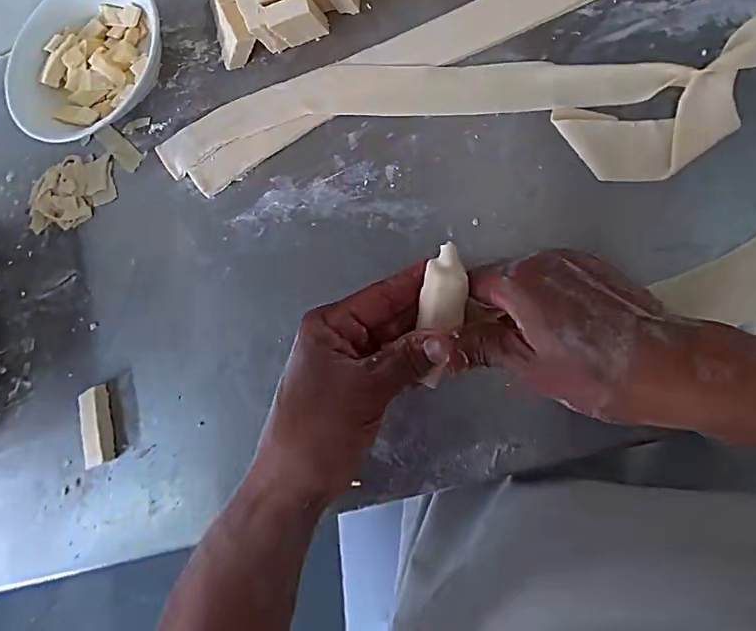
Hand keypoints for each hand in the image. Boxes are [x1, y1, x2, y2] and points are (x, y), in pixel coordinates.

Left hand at [248, 262, 462, 508]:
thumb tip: (445, 339)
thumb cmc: (318, 431)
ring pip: (393, 340)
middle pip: (388, 316)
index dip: (412, 282)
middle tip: (464, 300)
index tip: (445, 268)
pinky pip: (392, 363)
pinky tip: (440, 358)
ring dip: (423, 338)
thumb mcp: (366, 389)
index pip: (379, 295)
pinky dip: (414, 361)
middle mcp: (339, 336)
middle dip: (424, 311)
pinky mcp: (358, 385)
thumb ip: (407, 360)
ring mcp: (349, 361)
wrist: (291, 487)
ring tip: (460, 325)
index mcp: (330, 325)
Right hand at [458, 249, 737, 428]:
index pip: (470, 284)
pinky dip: (549, 296)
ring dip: (522, 302)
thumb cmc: (597, 374)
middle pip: (499, 278)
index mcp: (518, 281)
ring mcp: (570, 259)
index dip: (461, 308)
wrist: (667, 365)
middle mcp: (541, 259)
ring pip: (529, 277)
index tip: (459, 332)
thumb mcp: (531, 368)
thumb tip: (448, 346)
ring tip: (535, 340)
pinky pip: (556, 276)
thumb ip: (485, 347)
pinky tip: (564, 328)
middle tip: (496, 345)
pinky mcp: (593, 265)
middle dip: (492, 308)